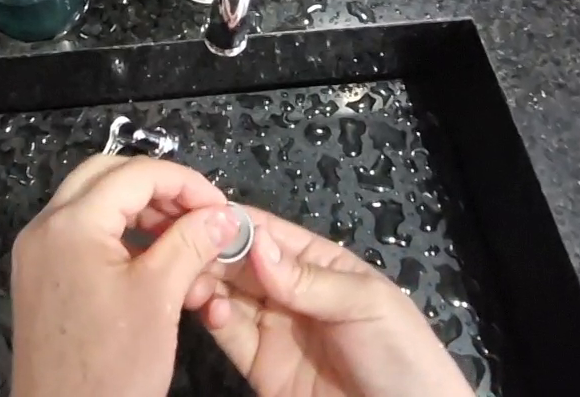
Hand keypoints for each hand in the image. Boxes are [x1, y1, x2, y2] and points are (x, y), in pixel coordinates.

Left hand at [10, 155, 243, 396]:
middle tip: (198, 213)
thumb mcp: (160, 299)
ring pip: (94, 200)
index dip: (184, 182)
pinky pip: (82, 230)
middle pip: (108, 174)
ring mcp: (38, 249)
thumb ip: (192, 243)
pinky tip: (153, 258)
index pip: (135, 173)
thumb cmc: (113, 369)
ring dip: (140, 209)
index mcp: (72, 222)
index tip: (220, 207)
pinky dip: (119, 233)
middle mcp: (46, 224)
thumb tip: (225, 214)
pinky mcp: (40, 273)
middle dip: (158, 187)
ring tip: (183, 237)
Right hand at [185, 208, 475, 396]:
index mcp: (317, 262)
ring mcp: (274, 328)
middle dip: (210, 248)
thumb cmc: (401, 356)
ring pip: (228, 294)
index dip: (232, 220)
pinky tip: (208, 307)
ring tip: (188, 276)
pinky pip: (231, 334)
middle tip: (178, 242)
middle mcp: (289, 289)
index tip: (194, 210)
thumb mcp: (366, 305)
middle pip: (241, 260)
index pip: (267, 232)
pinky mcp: (262, 368)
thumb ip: (307, 278)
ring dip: (205, 280)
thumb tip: (254, 241)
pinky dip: (213, 317)